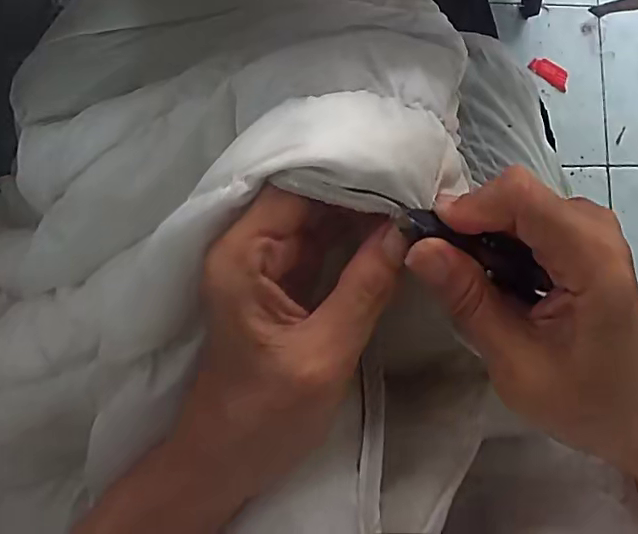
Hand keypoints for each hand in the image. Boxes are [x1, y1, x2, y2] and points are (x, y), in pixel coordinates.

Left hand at [78, 186, 407, 533]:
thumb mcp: (323, 355)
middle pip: (308, 194)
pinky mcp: (285, 275)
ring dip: (362, 207)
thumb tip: (408, 228)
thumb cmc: (261, 417)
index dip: (345, 174)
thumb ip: (365, 287)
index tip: (397, 169)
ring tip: (410, 196)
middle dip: (360, 187)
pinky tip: (391, 224)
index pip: (295, 188)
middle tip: (414, 181)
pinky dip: (357, 231)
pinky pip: (325, 237)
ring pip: (320, 213)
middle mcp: (249, 245)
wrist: (223, 466)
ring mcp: (267, 259)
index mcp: (241, 253)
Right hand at [404, 166, 637, 533]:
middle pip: (517, 193)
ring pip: (520, 201)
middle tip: (443, 268)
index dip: (470, 206)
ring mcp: (592, 224)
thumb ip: (469, 301)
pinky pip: (531, 215)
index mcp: (591, 255)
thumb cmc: (590, 402)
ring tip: (469, 280)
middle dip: (472, 222)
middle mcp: (595, 224)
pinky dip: (504, 238)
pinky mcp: (585, 233)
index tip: (431, 239)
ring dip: (485, 232)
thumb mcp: (517, 366)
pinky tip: (497, 278)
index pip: (520, 194)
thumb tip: (420, 248)